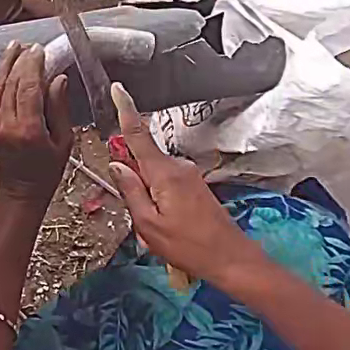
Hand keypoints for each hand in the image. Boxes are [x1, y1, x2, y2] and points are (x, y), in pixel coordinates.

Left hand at [0, 43, 73, 202]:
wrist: (22, 191)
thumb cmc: (47, 171)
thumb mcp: (64, 142)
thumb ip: (59, 108)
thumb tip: (58, 79)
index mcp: (29, 129)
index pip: (29, 87)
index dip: (34, 65)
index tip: (41, 50)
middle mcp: (7, 124)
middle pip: (12, 83)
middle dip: (21, 60)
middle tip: (31, 46)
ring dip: (4, 63)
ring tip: (13, 46)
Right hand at [106, 84, 278, 295]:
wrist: (232, 260)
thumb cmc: (190, 247)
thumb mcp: (148, 225)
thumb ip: (130, 191)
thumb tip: (117, 165)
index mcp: (164, 173)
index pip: (138, 135)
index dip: (126, 110)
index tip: (118, 89)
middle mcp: (178, 167)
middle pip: (142, 159)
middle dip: (132, 180)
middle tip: (141, 216)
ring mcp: (189, 175)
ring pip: (153, 174)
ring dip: (147, 195)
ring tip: (159, 227)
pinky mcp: (195, 185)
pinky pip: (166, 182)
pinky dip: (159, 199)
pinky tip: (169, 224)